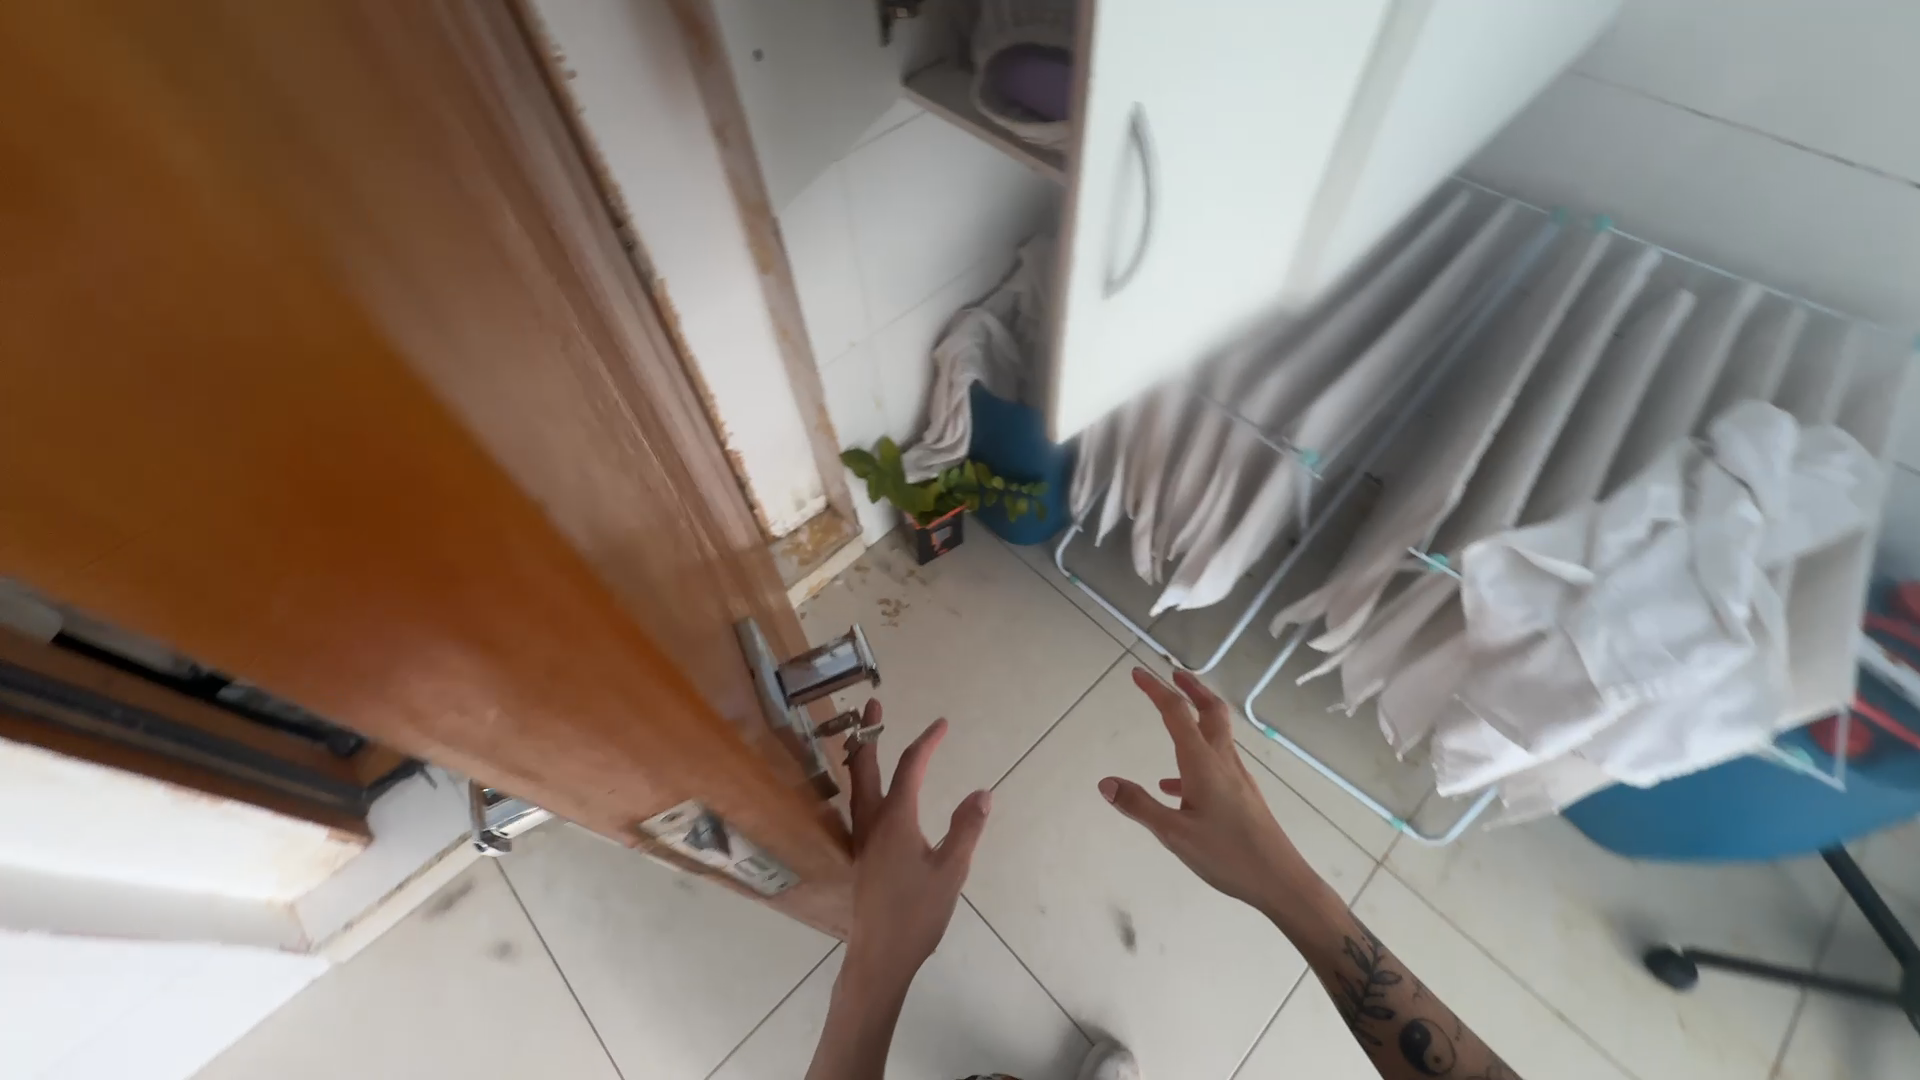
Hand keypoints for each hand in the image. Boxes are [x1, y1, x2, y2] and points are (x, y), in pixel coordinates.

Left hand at [841, 702, 991, 990]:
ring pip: (854, 785)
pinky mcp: (861, 856)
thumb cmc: (917, 913)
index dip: (927, 742)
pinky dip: (860, 782)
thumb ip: (966, 828)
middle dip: (869, 733)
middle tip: (871, 706)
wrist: (880, 956)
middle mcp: (872, 822)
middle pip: (864, 766)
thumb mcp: (952, 871)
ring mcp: (861, 839)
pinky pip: (856, 805)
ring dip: (860, 756)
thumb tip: (983, 792)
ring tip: (865, 738)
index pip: (911, 767)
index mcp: (895, 819)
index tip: (942, 723)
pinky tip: (869, 793)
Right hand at [1098, 668, 1333, 921]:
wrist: (1282, 881)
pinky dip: (1195, 756)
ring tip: (1174, 715)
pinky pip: (1216, 762)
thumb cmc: (1228, 855)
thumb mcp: (1174, 834)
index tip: (1137, 672)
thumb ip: (1139, 805)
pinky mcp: (1242, 795)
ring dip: (1197, 715)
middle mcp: (1222, 761)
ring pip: (1217, 733)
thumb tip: (1105, 782)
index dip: (1155, 689)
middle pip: (1210, 710)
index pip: (1176, 713)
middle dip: (1192, 687)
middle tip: (1173, 673)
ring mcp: (1236, 777)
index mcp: (1202, 763)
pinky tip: (1174, 786)